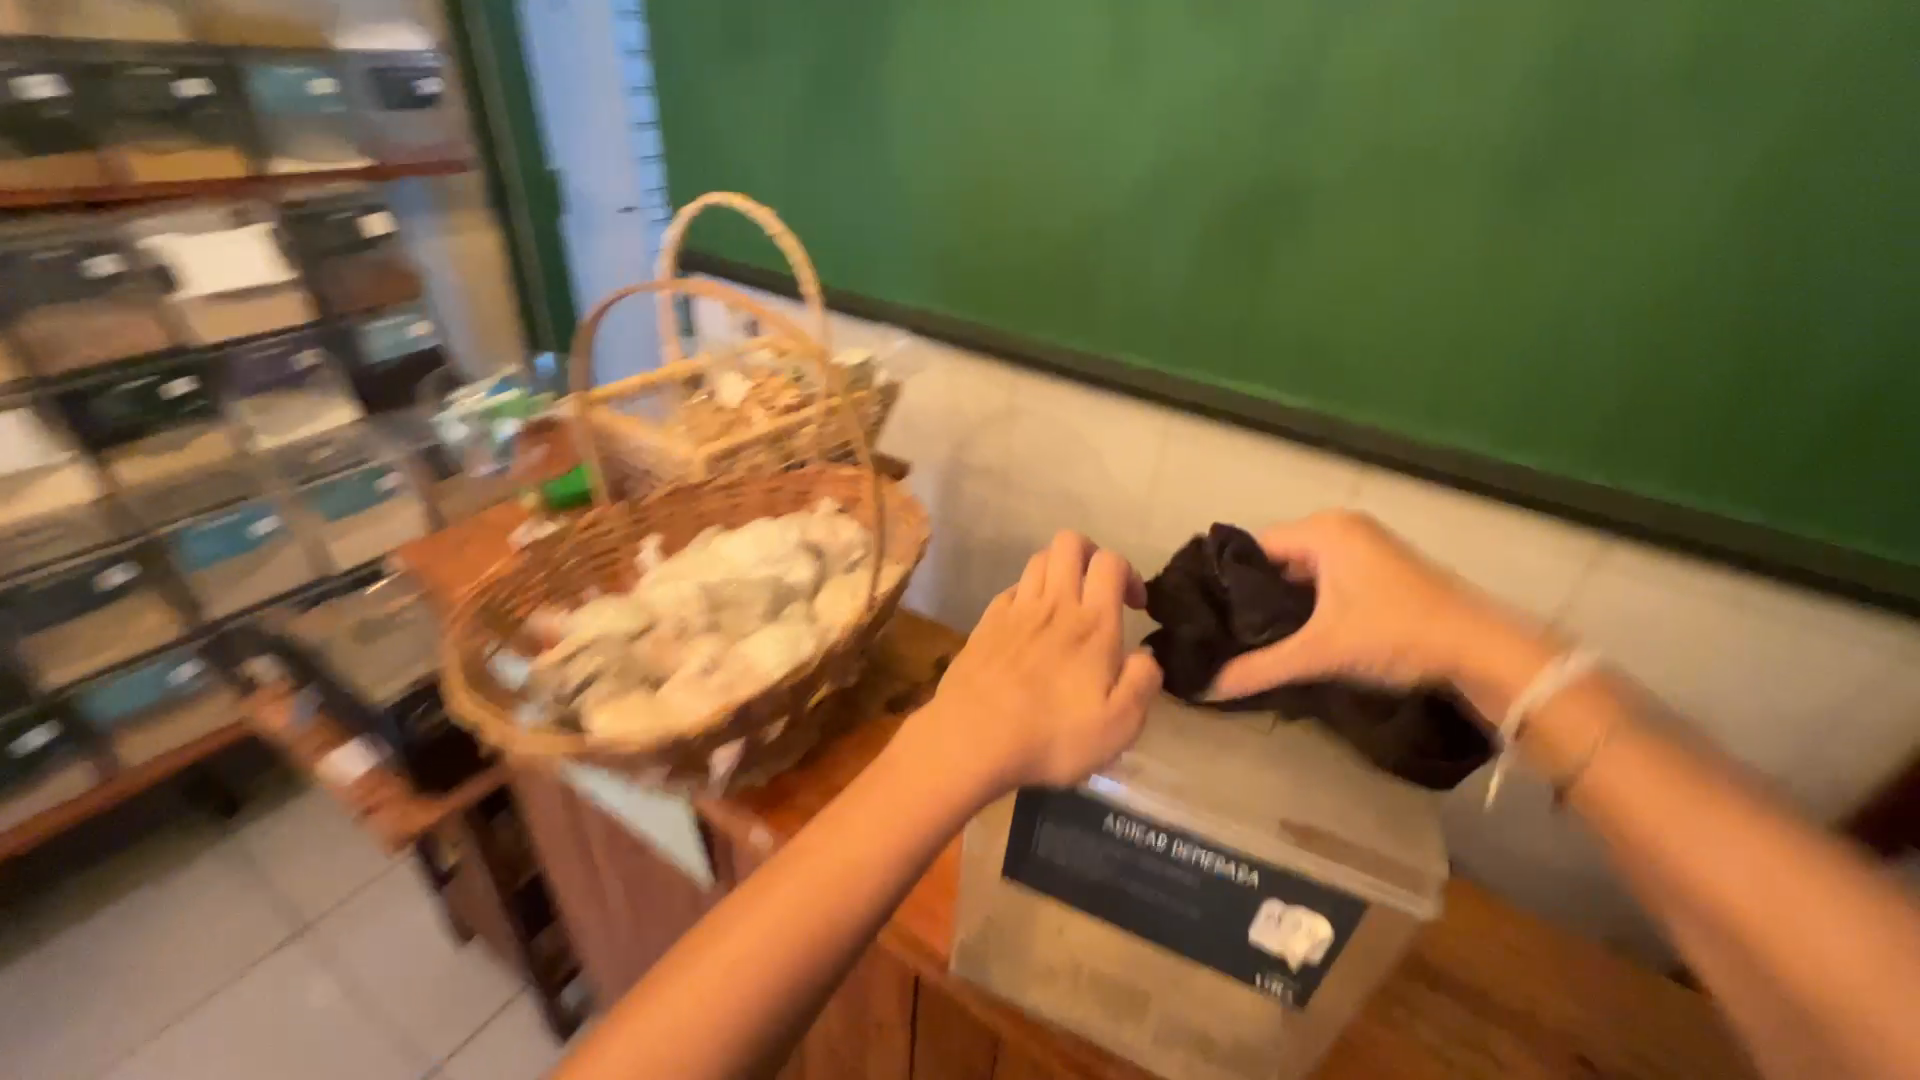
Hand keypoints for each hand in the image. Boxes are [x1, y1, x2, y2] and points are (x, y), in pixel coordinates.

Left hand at [905, 531, 1162, 793]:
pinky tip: (1030, 624)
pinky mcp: (985, 623)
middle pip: (1069, 543)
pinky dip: (1026, 594)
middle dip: (1090, 554)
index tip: (1134, 605)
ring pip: (1038, 560)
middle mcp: (1053, 604)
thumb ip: (1141, 682)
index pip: (1111, 563)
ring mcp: (1014, 610)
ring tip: (1066, 604)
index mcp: (1092, 624)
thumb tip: (1145, 655)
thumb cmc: (1052, 735)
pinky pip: (1011, 589)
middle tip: (1098, 590)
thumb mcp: (1118, 725)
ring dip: (1058, 570)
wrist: (971, 739)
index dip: (1128, 572)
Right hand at [1208, 510, 1525, 698]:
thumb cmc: (1397, 634)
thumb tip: (1205, 688)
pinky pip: (1327, 578)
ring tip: (1253, 636)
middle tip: (1225, 631)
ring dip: (1283, 602)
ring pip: (1303, 571)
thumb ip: (1260, 667)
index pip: (1252, 547)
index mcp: (1323, 530)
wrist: (1485, 651)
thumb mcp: (1321, 651)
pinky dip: (1310, 602)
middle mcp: (1342, 527)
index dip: (1225, 581)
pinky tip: (1297, 633)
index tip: (1206, 614)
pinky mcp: (1383, 569)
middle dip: (1253, 595)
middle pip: (1276, 559)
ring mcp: (1367, 546)